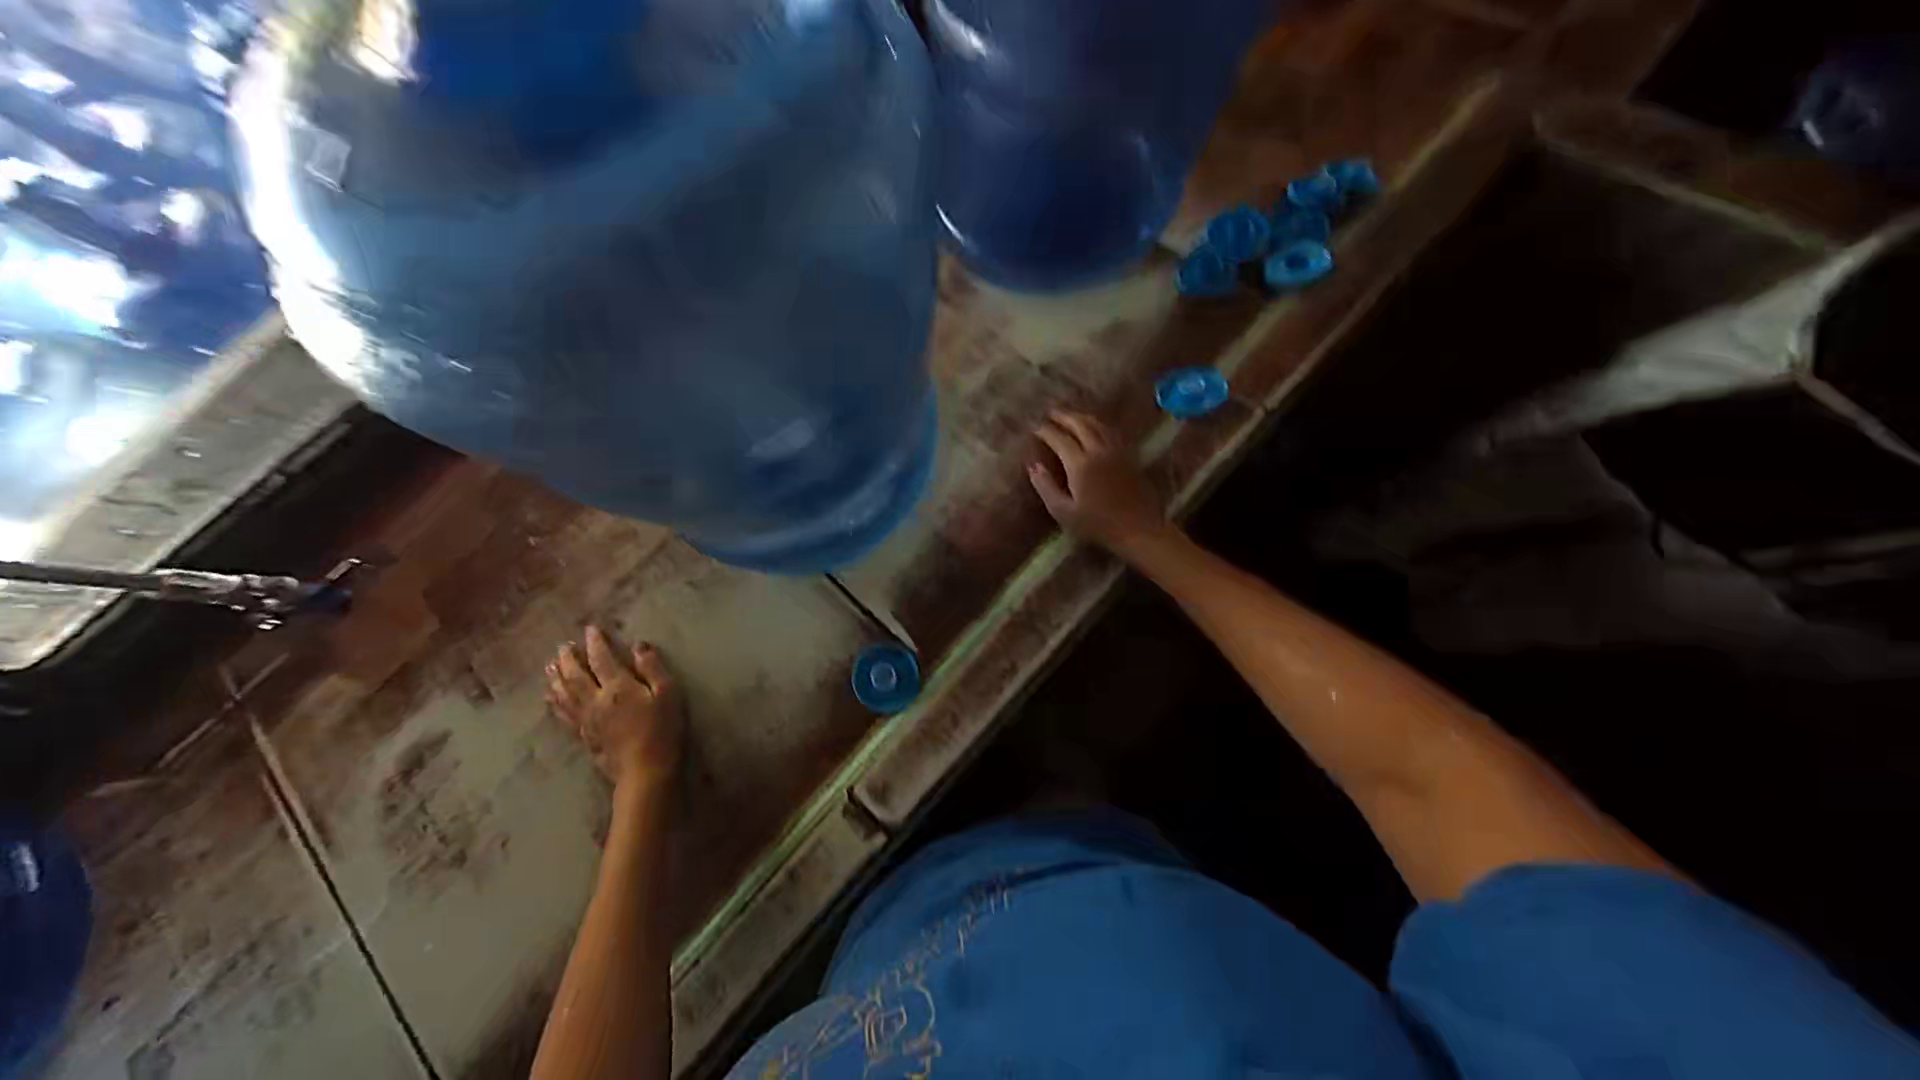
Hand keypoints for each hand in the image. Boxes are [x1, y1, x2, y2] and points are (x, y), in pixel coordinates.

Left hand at [545, 625, 684, 795]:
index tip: (590, 629)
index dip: (595, 643)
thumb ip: (652, 668)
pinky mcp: (584, 736)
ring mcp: (586, 720)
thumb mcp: (668, 694)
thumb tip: (638, 645)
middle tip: (563, 645)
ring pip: (564, 694)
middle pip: (575, 675)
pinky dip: (554, 702)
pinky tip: (550, 697)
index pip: (602, 659)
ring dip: (556, 677)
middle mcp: (595, 700)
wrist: (645, 771)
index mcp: (617, 687)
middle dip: (569, 658)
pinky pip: (563, 714)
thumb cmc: (663, 730)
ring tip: (550, 666)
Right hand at [1028, 410, 1173, 557]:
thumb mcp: (1064, 512)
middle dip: (1064, 416)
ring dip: (1082, 417)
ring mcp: (1117, 451)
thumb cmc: (1097, 524)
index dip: (1046, 431)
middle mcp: (1099, 451)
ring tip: (1071, 416)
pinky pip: (1112, 432)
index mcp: (1080, 464)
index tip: (1035, 427)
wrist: (1139, 528)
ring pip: (1098, 425)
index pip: (1060, 439)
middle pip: (1080, 424)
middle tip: (1051, 413)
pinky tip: (1096, 428)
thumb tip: (1034, 467)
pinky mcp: (1129, 456)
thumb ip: (1046, 487)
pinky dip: (1099, 425)